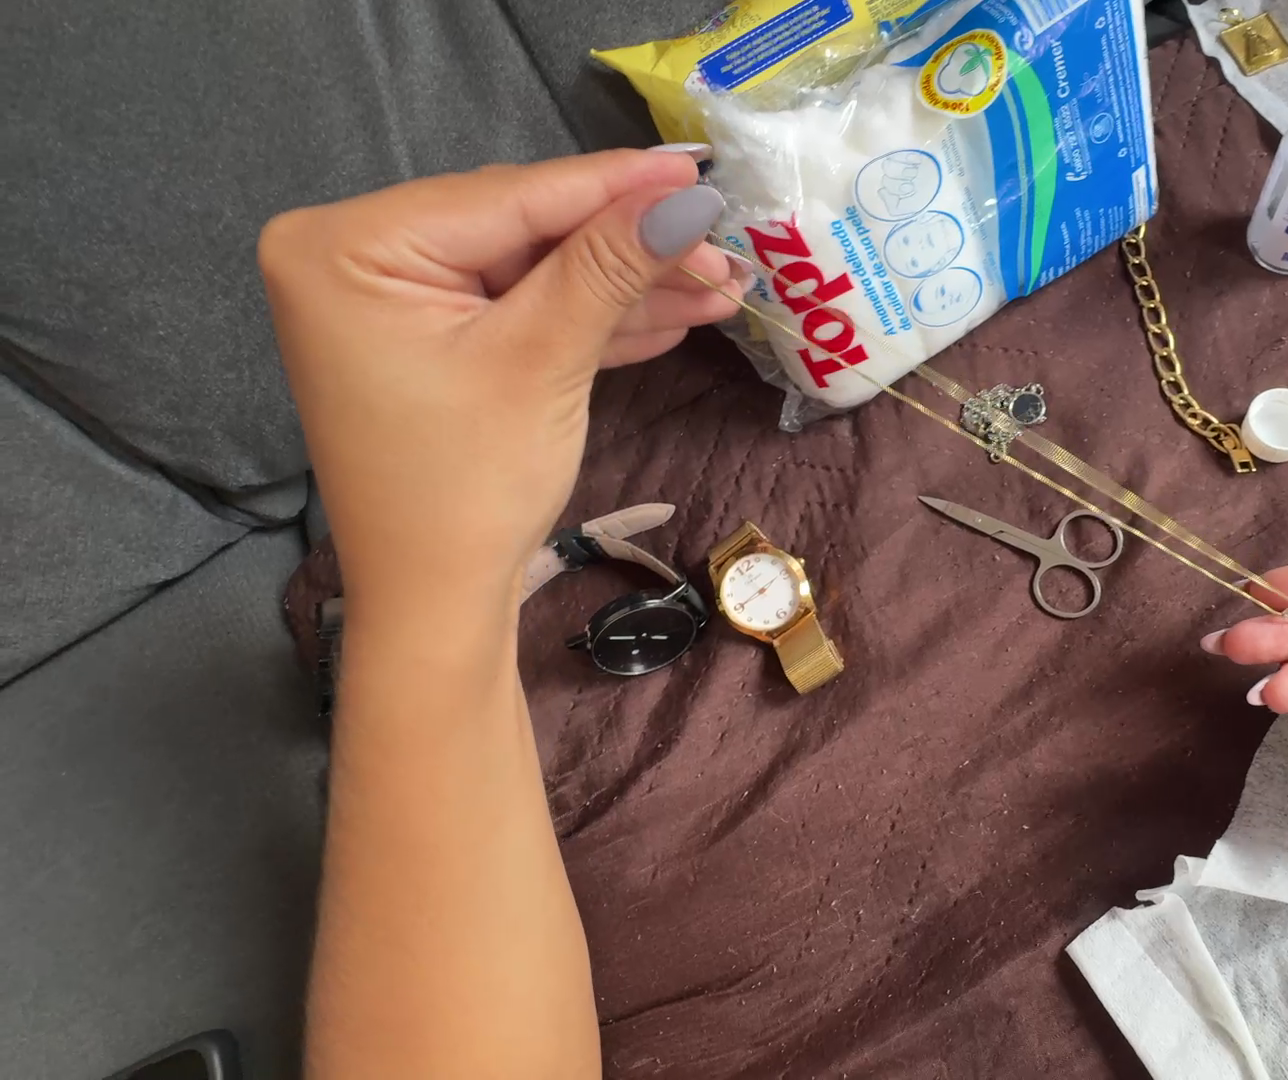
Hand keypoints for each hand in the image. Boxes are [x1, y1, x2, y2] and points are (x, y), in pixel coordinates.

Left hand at [259, 149, 748, 606]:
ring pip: (546, 278)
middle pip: (533, 235)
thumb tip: (687, 204)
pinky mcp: (452, 346)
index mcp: (351, 246)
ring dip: (634, 288)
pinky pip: (535, 317)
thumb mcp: (542, 363)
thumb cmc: (471, 483)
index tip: (697, 170)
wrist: (442, 595)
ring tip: (721, 286)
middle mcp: (369, 260)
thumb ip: (609, 271)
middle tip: (724, 252)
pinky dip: (602, 321)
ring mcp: (412, 306)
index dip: (615, 186)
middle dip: (635, 249)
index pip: (510, 198)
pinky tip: (673, 313)